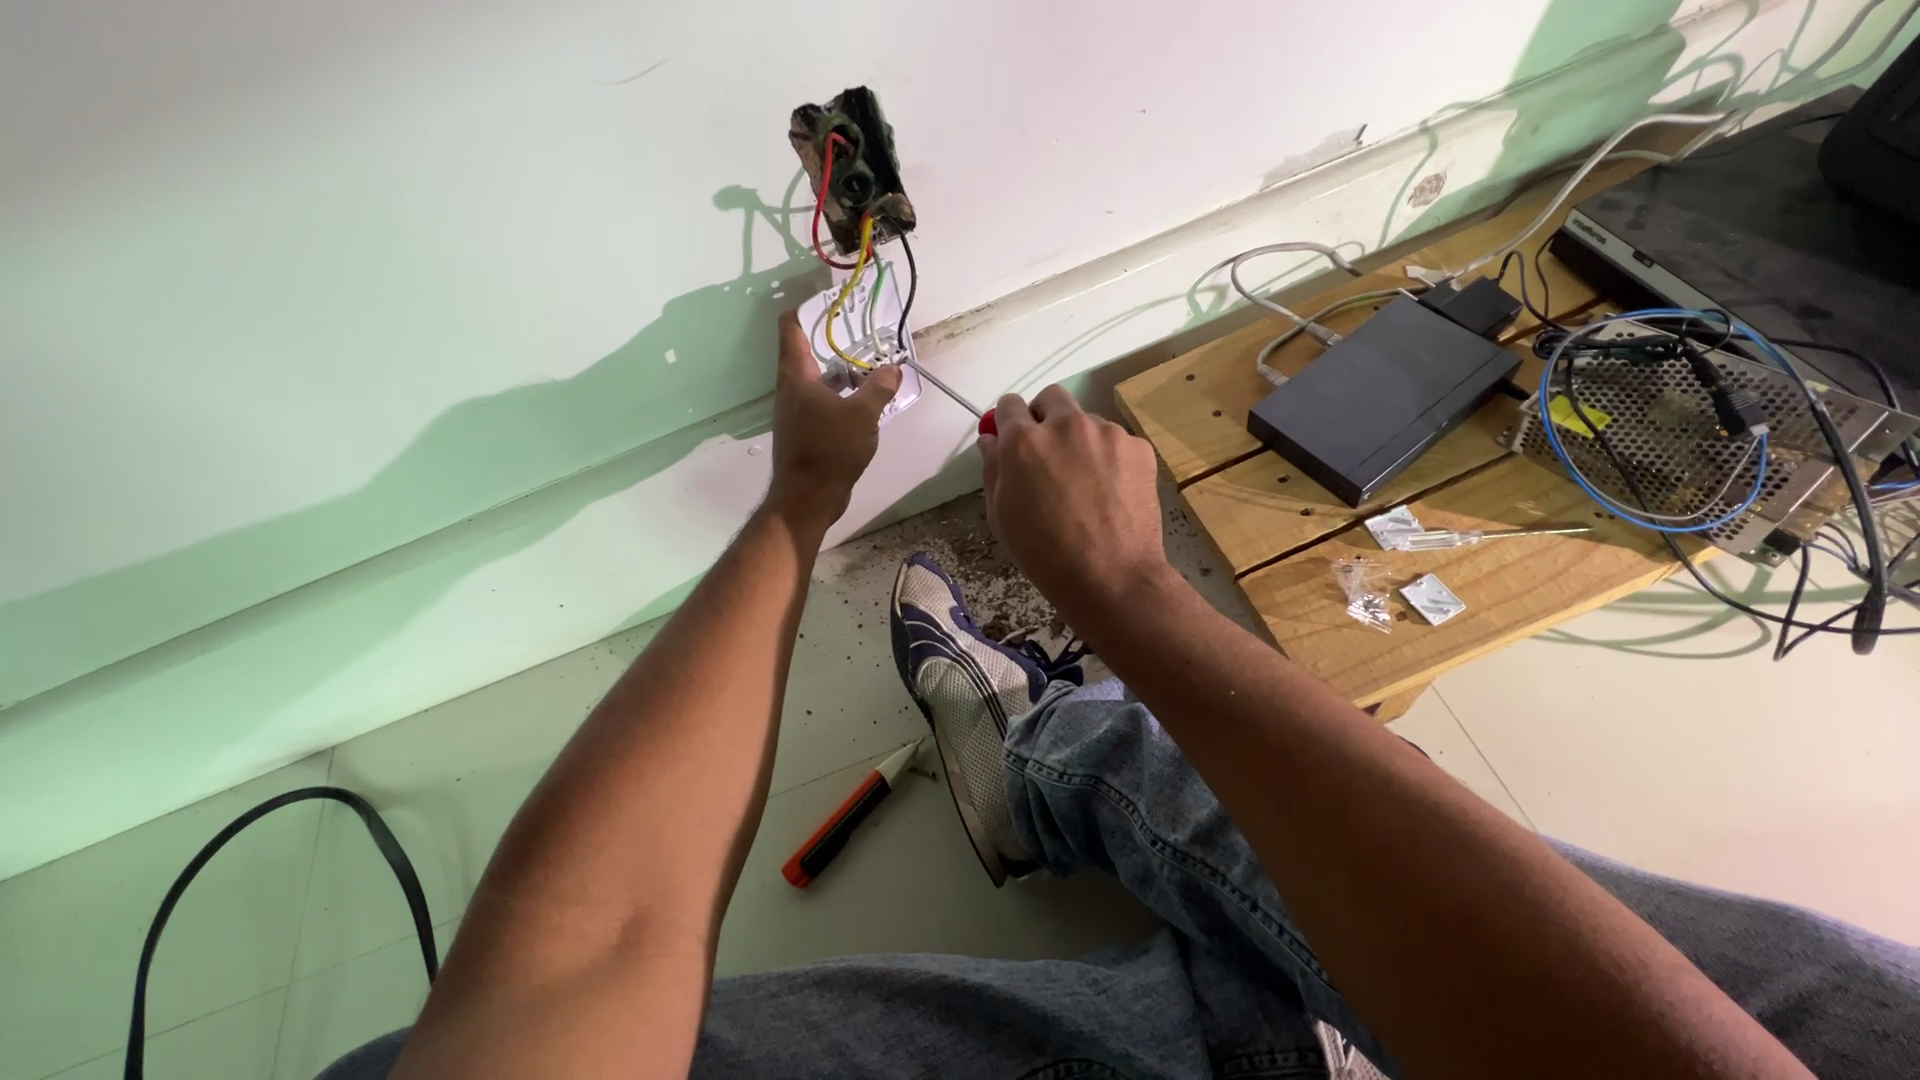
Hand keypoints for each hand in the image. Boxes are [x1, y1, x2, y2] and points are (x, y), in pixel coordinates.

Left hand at [766, 310, 900, 531]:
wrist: (808, 498)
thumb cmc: (830, 449)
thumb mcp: (863, 414)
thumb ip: (880, 387)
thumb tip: (893, 368)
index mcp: (797, 376)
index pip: (791, 328)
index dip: (806, 308)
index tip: (828, 299)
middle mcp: (791, 390)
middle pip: (807, 353)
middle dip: (833, 340)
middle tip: (862, 331)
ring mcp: (796, 412)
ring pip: (818, 380)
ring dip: (842, 371)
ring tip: (871, 365)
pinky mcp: (805, 432)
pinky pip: (823, 403)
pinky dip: (842, 395)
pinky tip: (866, 401)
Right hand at [977, 386, 1173, 619]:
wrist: (1111, 576)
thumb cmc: (1044, 553)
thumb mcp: (1001, 515)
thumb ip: (992, 468)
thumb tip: (991, 440)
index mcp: (1023, 441)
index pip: (1009, 405)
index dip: (1008, 422)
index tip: (1013, 440)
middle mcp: (1065, 425)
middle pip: (1050, 399)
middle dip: (1045, 418)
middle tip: (1048, 455)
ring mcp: (1107, 433)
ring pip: (1086, 421)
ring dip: (1080, 440)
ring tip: (1086, 483)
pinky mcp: (1138, 447)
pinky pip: (1116, 442)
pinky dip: (1110, 458)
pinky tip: (1111, 492)